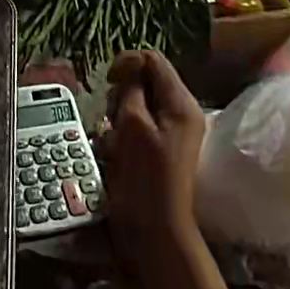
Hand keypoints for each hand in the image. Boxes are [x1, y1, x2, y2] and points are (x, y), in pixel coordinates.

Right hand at [102, 50, 205, 272]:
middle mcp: (176, 113)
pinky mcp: (151, 149)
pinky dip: (117, 136)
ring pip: (131, 106)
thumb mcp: (135, 125)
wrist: (153, 227)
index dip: (127, 62)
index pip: (153, 60)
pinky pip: (129, 128)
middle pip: (141, 82)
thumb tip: (128, 74)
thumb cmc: (146, 176)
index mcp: (181, 103)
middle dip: (120, 96)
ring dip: (116, 118)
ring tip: (114, 142)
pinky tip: (114, 154)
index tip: (108, 79)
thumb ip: (131, 91)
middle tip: (114, 118)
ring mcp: (164, 132)